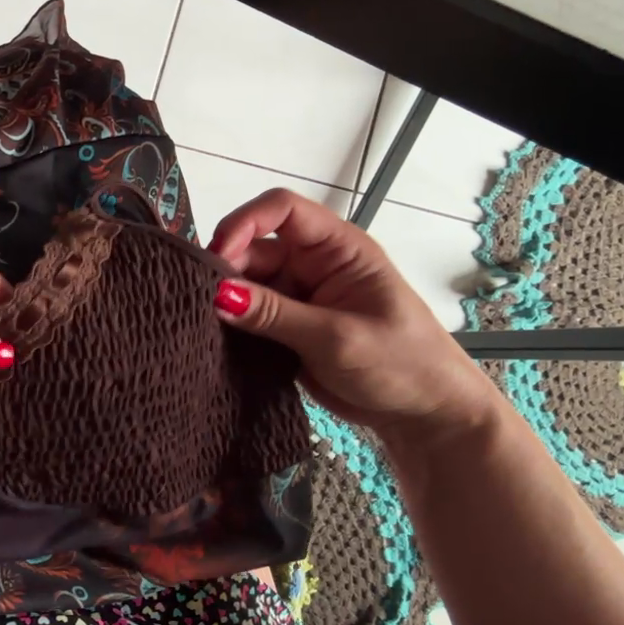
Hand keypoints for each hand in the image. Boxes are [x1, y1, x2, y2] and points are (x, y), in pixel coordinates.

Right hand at [207, 189, 499, 438]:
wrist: (421, 415)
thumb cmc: (401, 365)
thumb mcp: (337, 337)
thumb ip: (274, 314)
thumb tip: (216, 294)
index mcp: (337, 249)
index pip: (282, 210)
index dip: (244, 222)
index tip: (217, 257)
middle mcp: (311, 265)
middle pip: (251, 247)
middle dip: (224, 268)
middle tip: (203, 302)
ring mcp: (295, 296)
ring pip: (242, 282)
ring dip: (221, 299)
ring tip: (202, 322)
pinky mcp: (282, 327)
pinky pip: (244, 313)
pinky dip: (226, 322)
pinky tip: (213, 336)